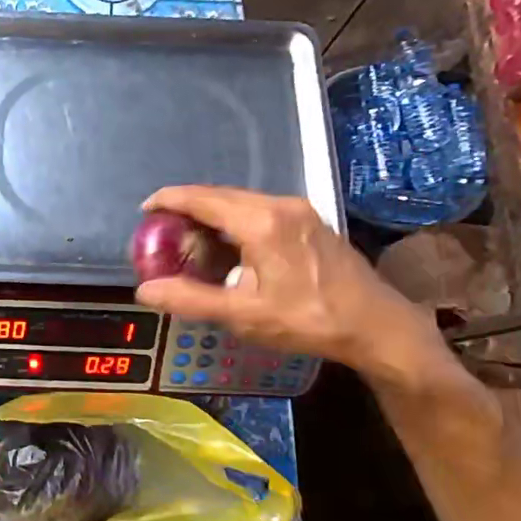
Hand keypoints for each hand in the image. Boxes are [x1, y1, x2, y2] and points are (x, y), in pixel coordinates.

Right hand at [134, 185, 451, 386]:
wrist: (376, 325)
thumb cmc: (308, 320)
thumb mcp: (244, 314)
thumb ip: (191, 299)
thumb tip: (145, 290)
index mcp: (261, 222)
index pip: (203, 198)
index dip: (170, 200)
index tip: (145, 209)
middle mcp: (280, 205)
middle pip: (221, 195)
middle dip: (187, 208)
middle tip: (161, 230)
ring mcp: (298, 211)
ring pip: (241, 202)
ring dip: (211, 215)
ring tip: (188, 238)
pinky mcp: (309, 221)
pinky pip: (259, 210)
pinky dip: (233, 220)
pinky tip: (226, 244)